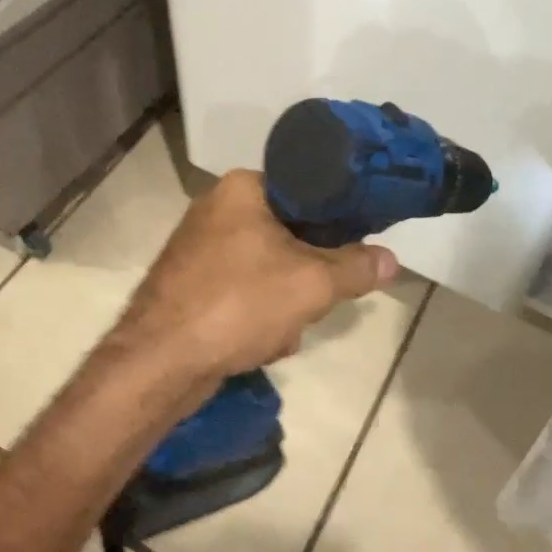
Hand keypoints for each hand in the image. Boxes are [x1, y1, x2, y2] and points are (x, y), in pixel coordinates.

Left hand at [111, 169, 399, 376]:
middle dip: (307, 273)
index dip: (336, 216)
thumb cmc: (237, 304)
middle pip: (289, 232)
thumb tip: (392, 260)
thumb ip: (357, 267)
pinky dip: (256, 316)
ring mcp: (197, 248)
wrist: (158, 364)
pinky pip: (241, 292)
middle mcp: (216, 207)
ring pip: (267, 268)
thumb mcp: (312, 284)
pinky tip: (260, 345)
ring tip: (284, 330)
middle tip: (316, 296)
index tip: (354, 244)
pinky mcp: (188, 285)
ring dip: (285, 302)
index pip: (305, 188)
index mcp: (242, 187)